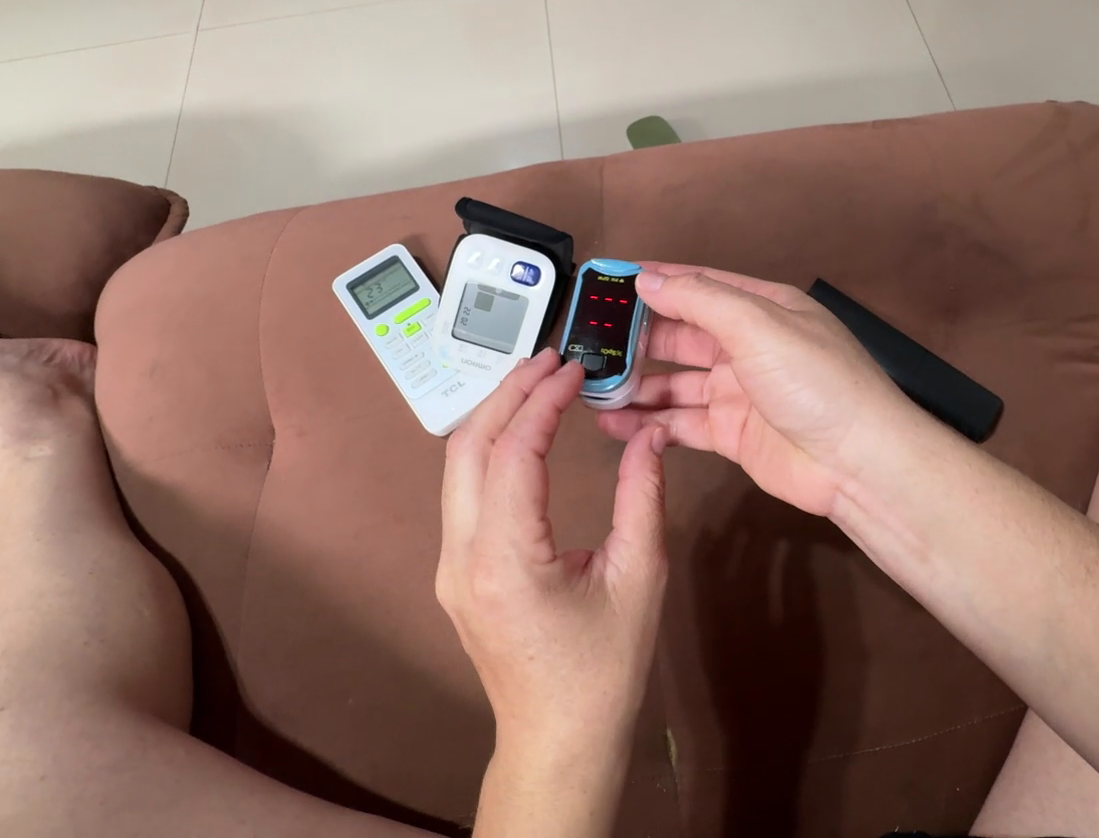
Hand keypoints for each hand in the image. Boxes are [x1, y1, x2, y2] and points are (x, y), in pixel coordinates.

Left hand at [436, 349, 668, 834]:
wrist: (558, 739)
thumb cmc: (605, 667)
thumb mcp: (641, 578)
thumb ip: (643, 497)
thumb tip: (650, 434)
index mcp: (505, 560)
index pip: (512, 453)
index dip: (541, 401)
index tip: (573, 369)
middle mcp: (461, 557)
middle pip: (466, 448)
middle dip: (506, 393)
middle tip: (550, 359)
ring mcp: (448, 566)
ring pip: (456, 467)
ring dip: (495, 417)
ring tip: (538, 383)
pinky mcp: (456, 571)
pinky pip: (463, 491)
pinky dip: (490, 448)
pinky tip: (522, 431)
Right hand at [597, 265, 938, 516]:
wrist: (858, 461)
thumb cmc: (816, 380)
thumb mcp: (758, 325)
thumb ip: (700, 300)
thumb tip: (648, 280)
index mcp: (761, 308)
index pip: (698, 285)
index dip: (654, 281)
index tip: (608, 281)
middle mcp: (747, 346)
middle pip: (680, 335)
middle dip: (636, 338)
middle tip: (589, 344)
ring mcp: (738, 392)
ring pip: (674, 382)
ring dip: (636, 383)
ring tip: (591, 387)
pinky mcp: (732, 434)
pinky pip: (681, 422)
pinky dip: (650, 422)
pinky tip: (616, 424)